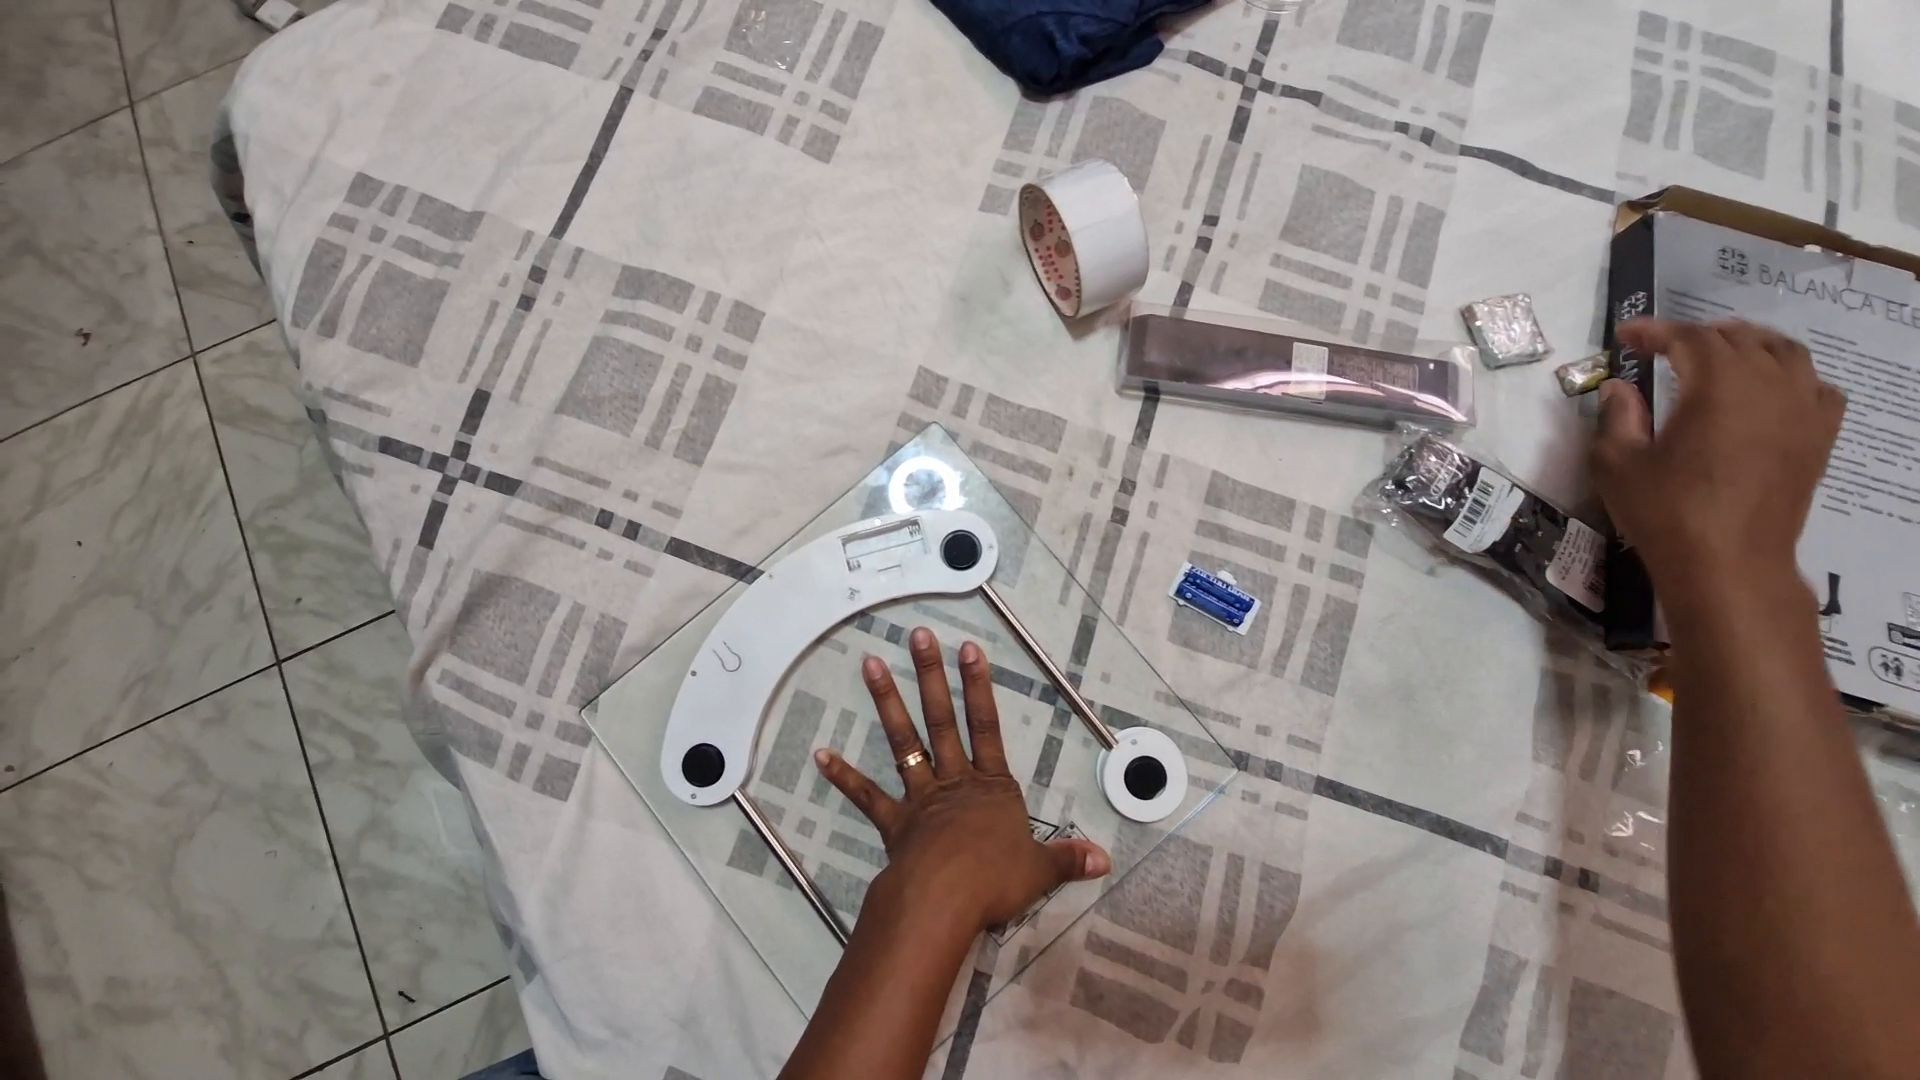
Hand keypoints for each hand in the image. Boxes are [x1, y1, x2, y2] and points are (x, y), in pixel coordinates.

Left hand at [812, 627, 1111, 932]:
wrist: (947, 900)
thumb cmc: (995, 879)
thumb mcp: (1040, 869)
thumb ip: (1068, 859)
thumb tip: (1105, 859)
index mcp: (992, 787)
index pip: (987, 725)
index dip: (979, 686)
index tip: (968, 648)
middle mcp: (955, 781)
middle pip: (942, 719)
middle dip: (931, 675)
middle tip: (918, 636)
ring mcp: (921, 798)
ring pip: (903, 741)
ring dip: (887, 701)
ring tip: (869, 664)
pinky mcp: (894, 822)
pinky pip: (866, 796)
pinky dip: (843, 776)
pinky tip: (819, 754)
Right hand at [1593, 318, 1844, 597]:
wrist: (1726, 560)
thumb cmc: (1664, 510)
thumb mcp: (1616, 462)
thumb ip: (1617, 416)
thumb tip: (1620, 387)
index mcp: (1719, 387)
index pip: (1690, 339)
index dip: (1655, 331)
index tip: (1625, 336)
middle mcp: (1772, 386)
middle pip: (1740, 339)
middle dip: (1697, 336)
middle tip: (1660, 347)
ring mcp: (1805, 409)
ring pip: (1785, 353)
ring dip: (1746, 346)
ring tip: (1715, 356)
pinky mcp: (1819, 435)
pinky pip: (1814, 386)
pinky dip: (1787, 375)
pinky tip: (1765, 389)